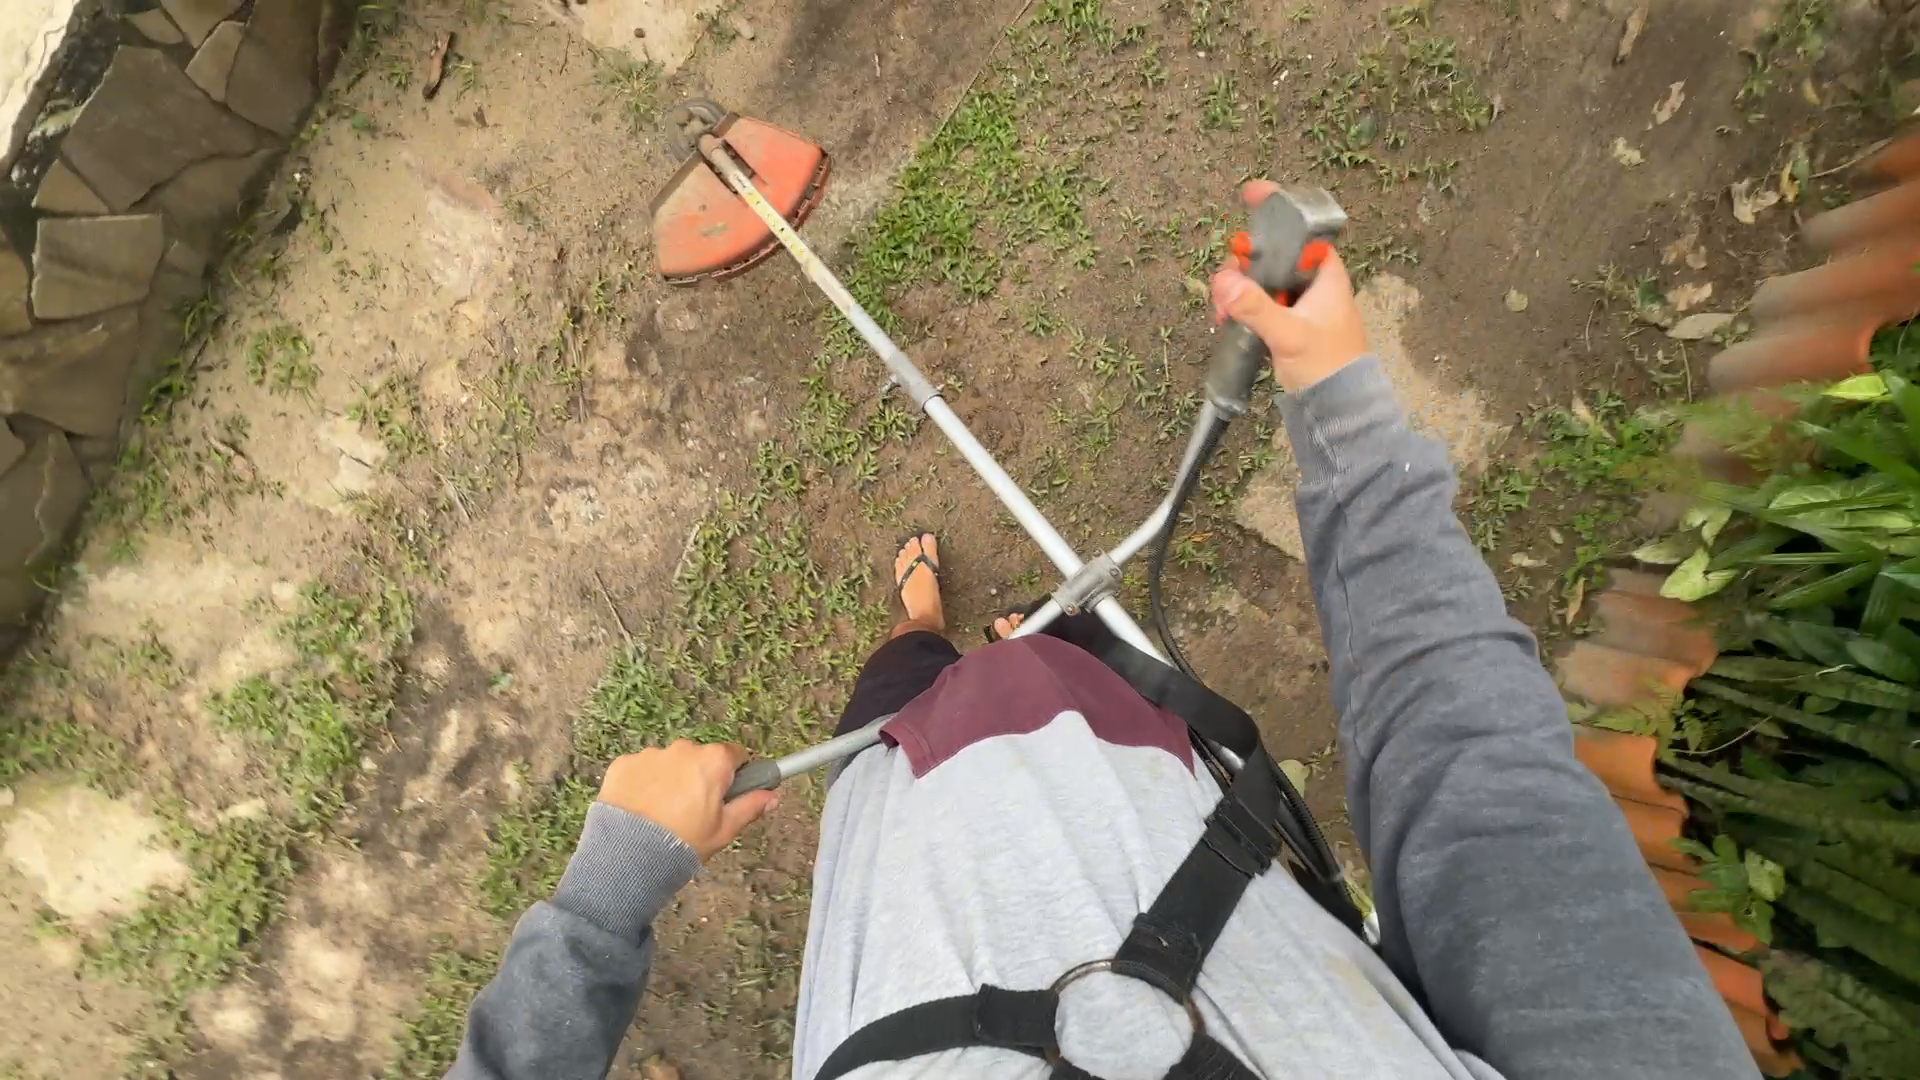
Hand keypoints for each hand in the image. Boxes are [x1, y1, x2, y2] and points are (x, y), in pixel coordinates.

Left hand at [598, 740, 778, 860]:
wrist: (624, 860)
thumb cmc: (681, 845)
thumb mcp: (723, 831)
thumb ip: (750, 807)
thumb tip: (773, 797)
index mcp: (713, 761)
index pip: (735, 755)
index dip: (734, 775)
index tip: (727, 795)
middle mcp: (684, 749)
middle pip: (701, 758)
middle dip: (700, 778)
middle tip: (693, 812)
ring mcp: (652, 754)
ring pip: (670, 763)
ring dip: (671, 780)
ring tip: (662, 815)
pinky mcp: (624, 764)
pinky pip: (642, 769)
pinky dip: (644, 784)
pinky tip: (641, 810)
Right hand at [1209, 180, 1369, 392]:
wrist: (1337, 405)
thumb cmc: (1326, 366)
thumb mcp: (1290, 335)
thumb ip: (1256, 308)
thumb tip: (1224, 282)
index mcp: (1325, 275)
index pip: (1302, 230)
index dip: (1277, 211)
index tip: (1251, 195)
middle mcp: (1313, 284)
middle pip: (1273, 254)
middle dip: (1244, 261)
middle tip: (1224, 280)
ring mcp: (1299, 304)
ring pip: (1262, 280)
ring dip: (1238, 288)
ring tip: (1221, 309)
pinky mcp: (1287, 324)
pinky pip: (1259, 303)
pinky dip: (1242, 307)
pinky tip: (1227, 320)